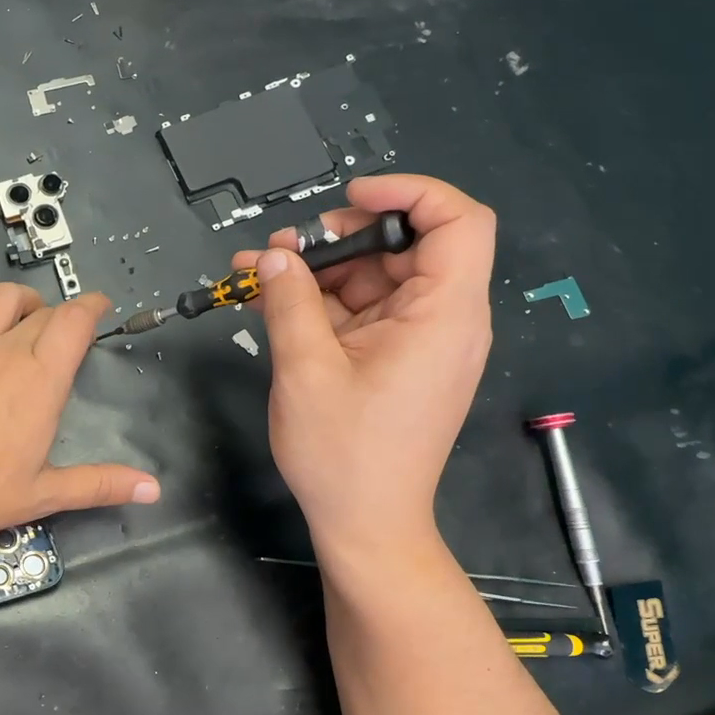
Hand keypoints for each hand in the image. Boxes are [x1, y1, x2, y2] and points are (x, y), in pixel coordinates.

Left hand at [0, 284, 158, 557]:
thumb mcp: (42, 495)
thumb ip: (99, 484)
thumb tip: (152, 488)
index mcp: (38, 379)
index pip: (74, 320)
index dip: (92, 307)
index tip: (100, 310)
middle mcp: (1, 351)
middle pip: (41, 311)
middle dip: (60, 316)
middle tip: (64, 337)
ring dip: (19, 302)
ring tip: (24, 322)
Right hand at [233, 174, 495, 552]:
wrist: (365, 521)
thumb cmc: (342, 450)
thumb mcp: (306, 371)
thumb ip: (291, 305)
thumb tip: (274, 258)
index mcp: (443, 315)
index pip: (457, 222)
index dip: (409, 193)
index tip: (345, 199)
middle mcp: (442, 321)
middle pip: (406, 249)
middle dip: (341, 239)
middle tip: (281, 248)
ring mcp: (417, 344)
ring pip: (375, 283)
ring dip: (318, 273)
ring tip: (256, 273)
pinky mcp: (394, 364)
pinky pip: (361, 317)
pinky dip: (320, 306)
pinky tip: (270, 302)